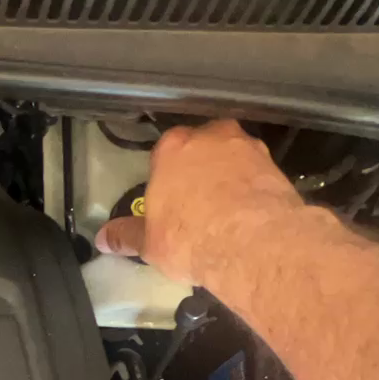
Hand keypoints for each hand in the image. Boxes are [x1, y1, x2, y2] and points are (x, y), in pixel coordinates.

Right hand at [95, 121, 340, 307]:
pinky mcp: (274, 164)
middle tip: (192, 205)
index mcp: (172, 148)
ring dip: (225, 178)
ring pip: (230, 158)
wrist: (250, 242)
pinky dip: (249, 190)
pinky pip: (255, 174)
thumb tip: (103, 238)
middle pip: (199, 150)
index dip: (164, 179)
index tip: (165, 202)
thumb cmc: (189, 237)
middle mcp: (210, 136)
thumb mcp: (148, 243)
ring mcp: (246, 146)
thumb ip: (125, 236)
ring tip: (221, 214)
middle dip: (196, 172)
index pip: (163, 154)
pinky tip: (243, 217)